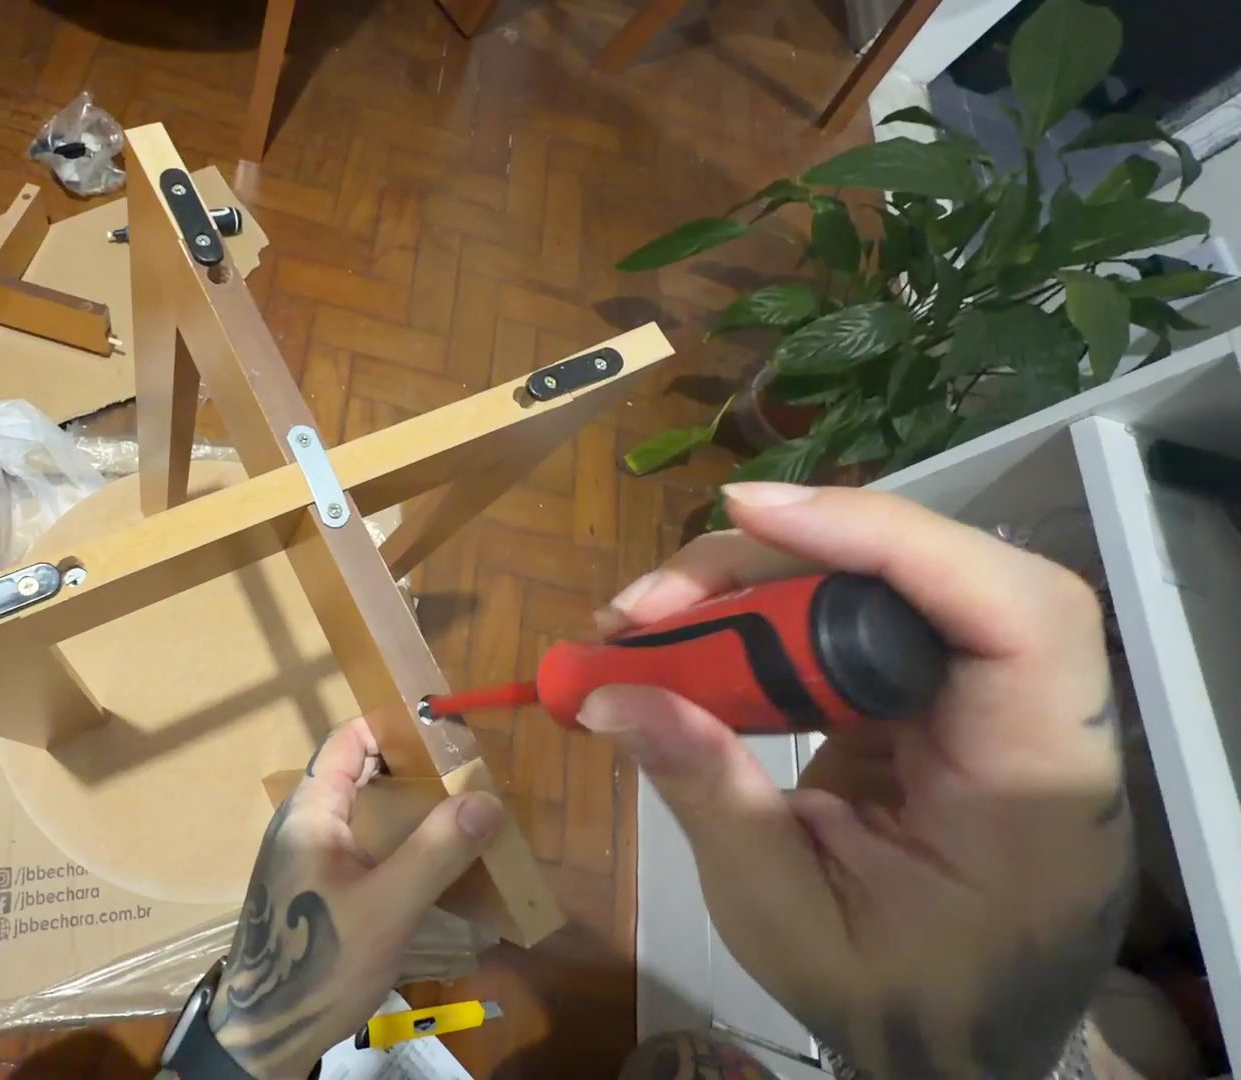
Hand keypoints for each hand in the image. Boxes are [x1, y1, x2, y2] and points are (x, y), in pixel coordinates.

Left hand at [206, 718, 506, 1078]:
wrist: (264, 1031)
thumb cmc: (319, 958)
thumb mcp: (386, 907)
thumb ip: (435, 852)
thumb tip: (486, 800)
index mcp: (311, 808)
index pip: (347, 739)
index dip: (391, 727)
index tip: (442, 734)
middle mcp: (306, 820)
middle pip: (357, 771)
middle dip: (409, 768)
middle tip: (463, 777)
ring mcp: (309, 853)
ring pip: (362, 809)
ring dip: (405, 807)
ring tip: (457, 813)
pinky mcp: (317, 883)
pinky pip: (361, 843)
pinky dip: (395, 839)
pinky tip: (429, 860)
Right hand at [583, 482, 1129, 1078]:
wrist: (950, 1036)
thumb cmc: (888, 996)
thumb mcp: (778, 911)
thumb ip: (705, 793)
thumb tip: (605, 698)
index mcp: (1032, 785)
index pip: (1011, 613)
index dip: (886, 537)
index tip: (747, 512)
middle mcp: (1020, 719)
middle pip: (910, 576)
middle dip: (760, 567)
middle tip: (639, 606)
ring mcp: (965, 703)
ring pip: (862, 588)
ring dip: (737, 587)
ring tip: (634, 624)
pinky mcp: (913, 699)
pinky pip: (832, 625)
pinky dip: (745, 620)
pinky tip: (678, 641)